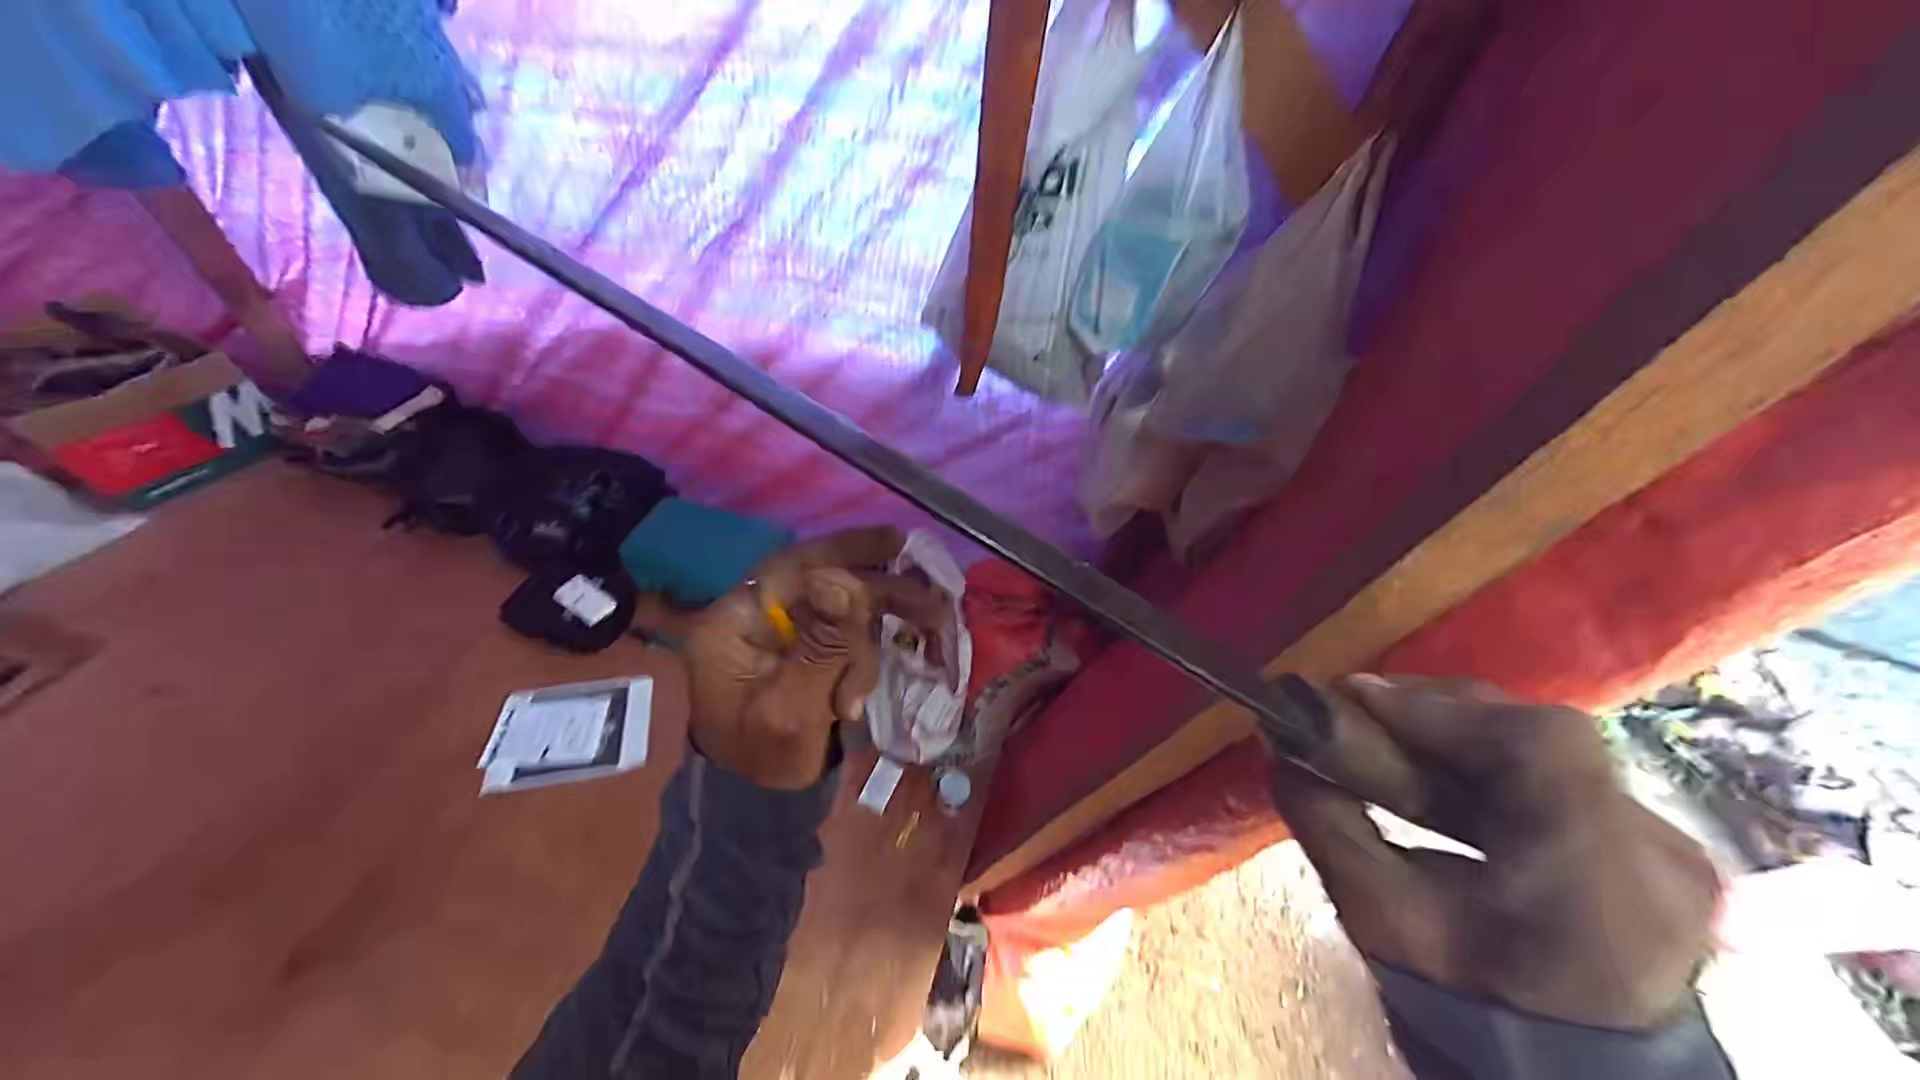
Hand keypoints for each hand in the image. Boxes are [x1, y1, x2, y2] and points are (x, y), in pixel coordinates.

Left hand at [681, 527, 948, 789]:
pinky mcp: (809, 647)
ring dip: (876, 632)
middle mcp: (758, 613)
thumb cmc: (765, 759)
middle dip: (880, 590)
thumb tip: (845, 581)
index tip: (900, 547)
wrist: (759, 802)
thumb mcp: (791, 709)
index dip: (849, 551)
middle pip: (825, 577)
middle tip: (932, 605)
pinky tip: (870, 682)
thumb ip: (822, 646)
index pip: (795, 566)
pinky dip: (869, 650)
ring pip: (845, 606)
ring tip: (885, 672)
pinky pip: (849, 630)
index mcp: (735, 620)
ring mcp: (785, 630)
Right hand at [1269, 675, 1721, 1029]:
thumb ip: (1327, 820)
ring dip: (1450, 727)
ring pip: (1541, 740)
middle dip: (1430, 710)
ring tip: (1384, 736)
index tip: (1351, 697)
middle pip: (1536, 732)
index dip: (1436, 708)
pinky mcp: (1650, 838)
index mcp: (1598, 888)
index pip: (1538, 748)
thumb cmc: (1467, 1005)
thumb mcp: (1377, 916)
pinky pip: (1553, 764)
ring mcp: (1667, 843)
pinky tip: (1432, 764)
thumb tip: (1281, 746)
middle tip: (1354, 711)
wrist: (1567, 1073)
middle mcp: (1654, 851)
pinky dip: (1479, 750)